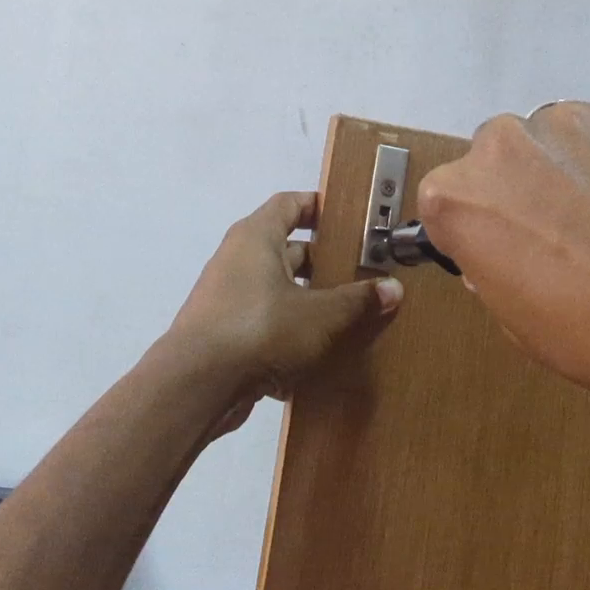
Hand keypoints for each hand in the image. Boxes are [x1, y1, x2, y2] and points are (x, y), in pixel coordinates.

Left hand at [167, 192, 403, 409]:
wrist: (196, 385)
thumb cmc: (260, 329)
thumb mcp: (320, 315)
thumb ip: (357, 301)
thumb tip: (393, 289)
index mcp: (256, 237)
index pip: (289, 204)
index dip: (318, 206)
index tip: (349, 218)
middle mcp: (237, 259)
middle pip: (285, 249)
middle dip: (322, 262)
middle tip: (358, 272)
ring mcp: (227, 297)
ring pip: (276, 289)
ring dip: (307, 300)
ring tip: (346, 315)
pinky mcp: (223, 334)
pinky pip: (264, 323)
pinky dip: (288, 333)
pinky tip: (317, 355)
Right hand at [417, 93, 589, 407]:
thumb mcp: (510, 315)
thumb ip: (488, 258)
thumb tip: (505, 240)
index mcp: (458, 194)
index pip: (450, 194)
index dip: (480, 221)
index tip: (507, 242)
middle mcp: (503, 142)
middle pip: (501, 154)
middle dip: (524, 183)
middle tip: (566, 229)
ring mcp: (570, 118)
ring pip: (559, 135)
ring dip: (574, 164)